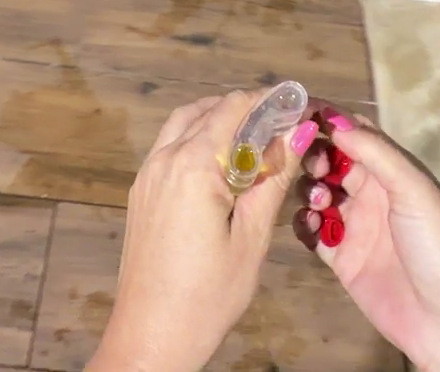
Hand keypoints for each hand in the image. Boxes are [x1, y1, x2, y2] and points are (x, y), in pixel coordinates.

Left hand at [88, 89, 316, 371]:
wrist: (148, 338)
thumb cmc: (207, 295)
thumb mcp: (251, 239)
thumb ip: (273, 178)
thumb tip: (299, 132)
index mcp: (193, 165)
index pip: (232, 109)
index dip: (265, 101)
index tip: (294, 105)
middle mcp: (165, 158)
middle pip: (205, 110)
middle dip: (242, 108)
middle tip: (278, 124)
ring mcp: (148, 173)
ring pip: (182, 123)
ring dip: (215, 118)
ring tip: (252, 139)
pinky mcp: (141, 190)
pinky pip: (169, 145)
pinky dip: (195, 137)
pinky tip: (218, 164)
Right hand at [295, 108, 439, 371]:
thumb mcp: (415, 190)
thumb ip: (375, 152)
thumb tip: (334, 118)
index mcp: (394, 171)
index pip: (355, 133)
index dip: (328, 119)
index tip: (298, 110)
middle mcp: (372, 192)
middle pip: (330, 159)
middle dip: (314, 154)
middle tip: (312, 164)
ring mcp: (356, 225)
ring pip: (317, 191)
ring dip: (309, 188)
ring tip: (320, 203)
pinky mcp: (341, 258)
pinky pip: (312, 230)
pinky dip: (304, 222)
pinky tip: (311, 225)